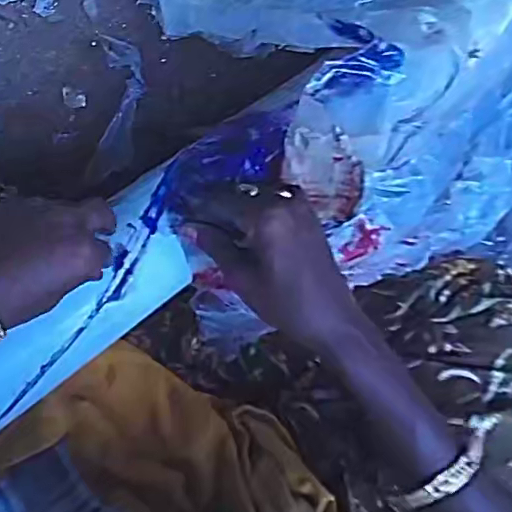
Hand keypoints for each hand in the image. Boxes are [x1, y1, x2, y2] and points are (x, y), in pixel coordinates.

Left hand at [0, 196, 115, 332]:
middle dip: (103, 221)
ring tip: (57, 238)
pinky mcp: (16, 203)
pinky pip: (40, 207)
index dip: (101, 259)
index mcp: (82, 250)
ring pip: (67, 206)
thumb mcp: (52, 297)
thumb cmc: (12, 304)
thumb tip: (87, 267)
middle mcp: (67, 222)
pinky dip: (43, 218)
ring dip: (69, 220)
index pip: (105, 250)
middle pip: (99, 210)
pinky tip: (29, 234)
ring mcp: (41, 207)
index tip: (96, 265)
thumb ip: (74, 276)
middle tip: (98, 233)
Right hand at [180, 182, 367, 352]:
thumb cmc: (284, 304)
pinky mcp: (308, 214)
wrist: (333, 319)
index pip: (220, 202)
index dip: (197, 207)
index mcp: (265, 216)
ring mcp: (299, 205)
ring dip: (235, 202)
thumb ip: (216, 246)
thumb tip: (188, 226)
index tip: (179, 212)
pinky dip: (257, 204)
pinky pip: (275, 198)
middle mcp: (283, 201)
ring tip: (216, 220)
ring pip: (257, 192)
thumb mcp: (242, 278)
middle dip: (214, 203)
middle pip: (239, 193)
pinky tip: (245, 222)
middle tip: (193, 217)